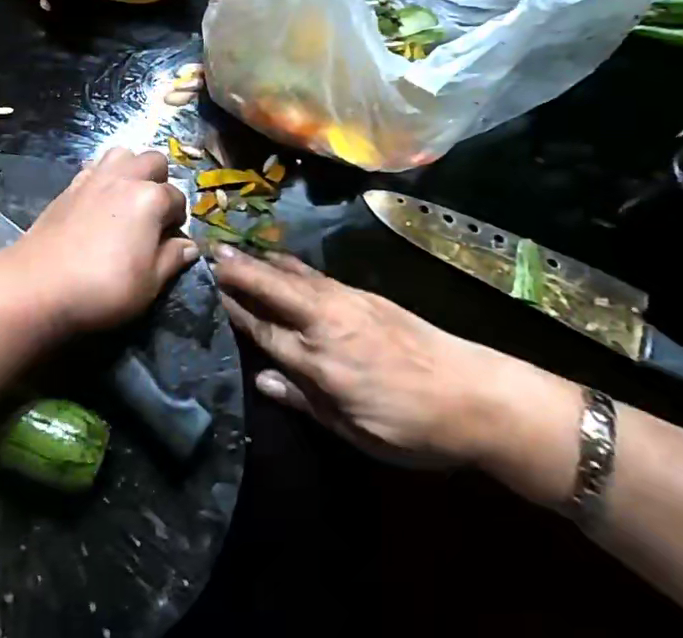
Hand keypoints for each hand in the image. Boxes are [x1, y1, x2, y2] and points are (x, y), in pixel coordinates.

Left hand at [0, 147, 195, 336]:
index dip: (178, 221)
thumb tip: (189, 246)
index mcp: (151, 198)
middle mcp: (125, 178)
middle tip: (153, 215)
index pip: (178, 200)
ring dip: (131, 170)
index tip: (170, 243)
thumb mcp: (149, 284)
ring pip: (123, 154)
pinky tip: (100, 204)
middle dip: (160, 181)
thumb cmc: (102, 288)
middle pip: (154, 161)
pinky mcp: (68, 188)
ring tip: (128, 200)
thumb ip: (172, 259)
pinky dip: (104, 178)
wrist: (35, 288)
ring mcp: (94, 179)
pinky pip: (94, 167)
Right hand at [215, 247, 516, 468]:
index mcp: (320, 360)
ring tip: (238, 250)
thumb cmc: (412, 427)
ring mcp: (350, 303)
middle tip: (209, 251)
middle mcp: (329, 321)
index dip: (233, 309)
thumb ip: (305, 401)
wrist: (476, 393)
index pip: (263, 328)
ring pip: (297, 276)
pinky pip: (319, 276)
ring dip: (264, 262)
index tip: (206, 290)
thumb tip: (263, 378)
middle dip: (240, 270)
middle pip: (274, 288)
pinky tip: (286, 266)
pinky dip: (294, 268)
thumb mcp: (354, 431)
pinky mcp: (369, 296)